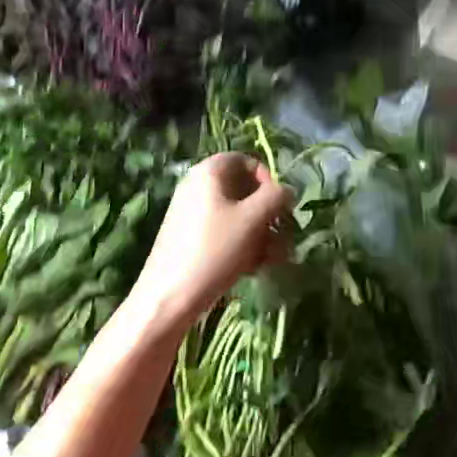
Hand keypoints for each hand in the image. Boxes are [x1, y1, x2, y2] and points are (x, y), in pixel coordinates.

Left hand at [133, 155, 292, 330]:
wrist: (170, 294)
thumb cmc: (214, 249)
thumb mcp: (252, 219)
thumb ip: (276, 197)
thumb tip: (286, 190)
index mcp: (208, 172)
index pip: (246, 161)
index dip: (268, 180)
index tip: (280, 207)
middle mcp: (198, 186)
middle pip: (244, 191)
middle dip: (268, 216)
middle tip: (285, 240)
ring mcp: (193, 213)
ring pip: (237, 216)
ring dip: (261, 235)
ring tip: (273, 261)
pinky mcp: (191, 237)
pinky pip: (224, 233)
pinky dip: (243, 246)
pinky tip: (254, 269)